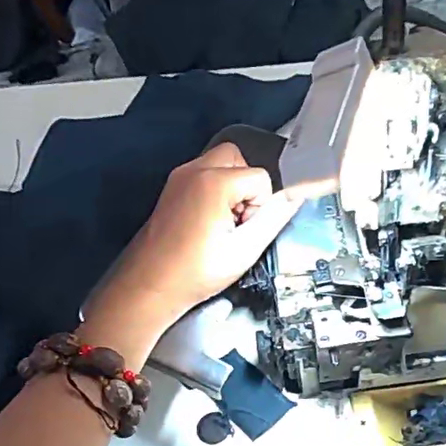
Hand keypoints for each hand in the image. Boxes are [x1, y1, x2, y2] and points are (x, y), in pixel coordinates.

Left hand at [87, 143, 303, 345]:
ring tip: (225, 224)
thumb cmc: (192, 273)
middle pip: (240, 160)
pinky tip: (210, 225)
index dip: (262, 205)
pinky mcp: (173, 189)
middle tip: (240, 221)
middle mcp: (194, 172)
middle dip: (247, 188)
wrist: (151, 286)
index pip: (261, 177)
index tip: (246, 229)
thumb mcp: (245, 249)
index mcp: (213, 183)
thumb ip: (274, 218)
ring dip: (232, 190)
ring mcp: (179, 179)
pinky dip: (215, 193)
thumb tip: (294, 198)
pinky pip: (205, 176)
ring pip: (222, 165)